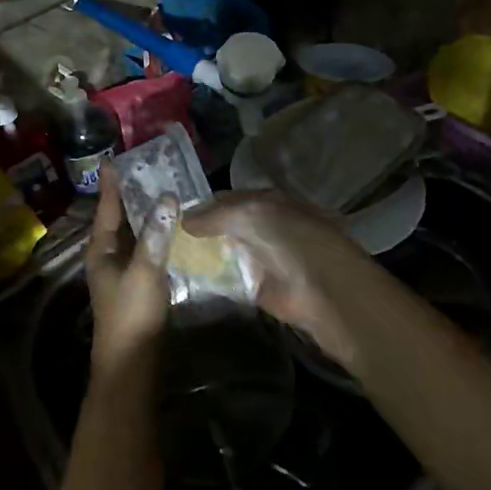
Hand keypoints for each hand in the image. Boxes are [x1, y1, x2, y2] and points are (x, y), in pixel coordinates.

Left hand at [84, 167, 173, 374]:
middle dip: (131, 193)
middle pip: (119, 217)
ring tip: (163, 189)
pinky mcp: (136, 282)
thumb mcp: (144, 271)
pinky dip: (155, 234)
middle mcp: (108, 255)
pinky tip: (172, 227)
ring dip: (145, 213)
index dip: (111, 183)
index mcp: (101, 249)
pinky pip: (145, 248)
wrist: (130, 363)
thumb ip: (155, 235)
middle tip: (149, 167)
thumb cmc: (131, 314)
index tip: (113, 158)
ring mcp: (121, 270)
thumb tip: (168, 197)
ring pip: (132, 233)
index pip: (107, 207)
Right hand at [183, 191, 375, 367]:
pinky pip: (230, 280)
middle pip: (226, 227)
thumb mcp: (250, 215)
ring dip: (204, 255)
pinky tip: (185, 279)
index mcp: (268, 202)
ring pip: (226, 252)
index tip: (171, 213)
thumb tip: (184, 218)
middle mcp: (265, 227)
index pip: (228, 199)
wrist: (324, 290)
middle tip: (165, 236)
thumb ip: (215, 215)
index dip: (203, 205)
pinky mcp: (259, 289)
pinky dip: (211, 280)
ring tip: (169, 256)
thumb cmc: (290, 240)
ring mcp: (262, 258)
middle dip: (200, 231)